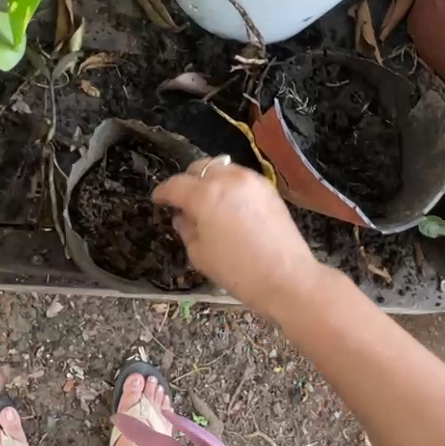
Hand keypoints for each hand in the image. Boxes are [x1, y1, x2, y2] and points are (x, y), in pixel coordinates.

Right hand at [153, 156, 327, 316]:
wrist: (286, 278)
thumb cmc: (238, 271)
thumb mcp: (200, 255)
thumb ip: (186, 230)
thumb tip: (183, 217)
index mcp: (205, 196)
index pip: (175, 185)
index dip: (162, 192)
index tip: (157, 200)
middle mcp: (228, 180)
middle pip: (199, 168)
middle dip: (187, 181)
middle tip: (183, 201)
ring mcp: (251, 181)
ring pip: (221, 168)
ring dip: (209, 180)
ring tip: (207, 201)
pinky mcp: (268, 188)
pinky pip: (241, 177)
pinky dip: (229, 184)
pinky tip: (229, 204)